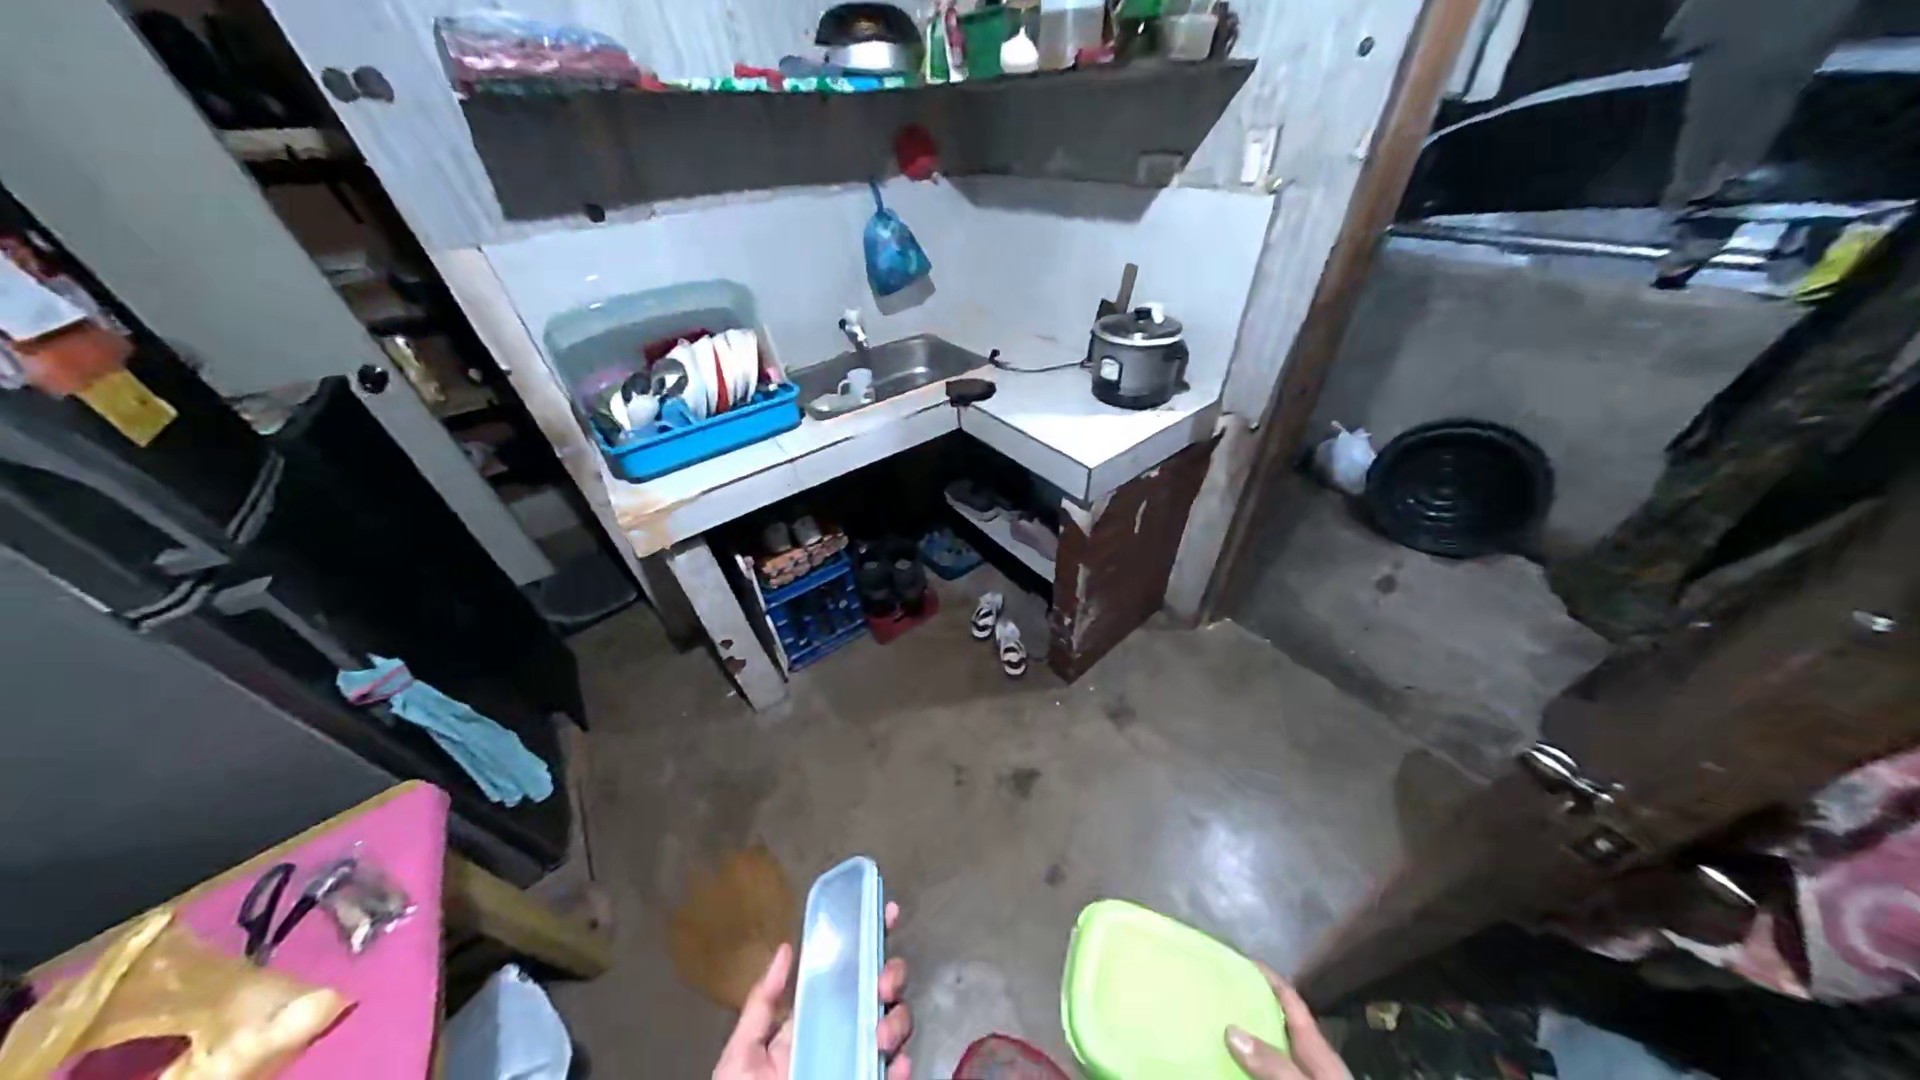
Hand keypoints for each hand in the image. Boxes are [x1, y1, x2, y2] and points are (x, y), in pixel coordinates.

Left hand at [713, 902, 911, 1079]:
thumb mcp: (740, 1058)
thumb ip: (761, 1006)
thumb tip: (788, 948)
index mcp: (813, 1018)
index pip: (847, 970)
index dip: (870, 938)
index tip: (886, 911)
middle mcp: (842, 1034)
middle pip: (880, 992)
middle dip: (892, 976)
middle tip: (883, 982)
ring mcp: (858, 1064)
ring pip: (895, 1027)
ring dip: (897, 1020)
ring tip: (881, 1032)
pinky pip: (895, 1074)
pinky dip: (901, 1068)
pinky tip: (895, 1064)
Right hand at [1225, 963, 1350, 1079]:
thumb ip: (1274, 1065)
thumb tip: (1230, 1029)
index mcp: (1317, 1050)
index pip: (1291, 1001)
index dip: (1269, 978)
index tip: (1239, 959)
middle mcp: (1309, 1064)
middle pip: (1277, 1025)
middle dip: (1248, 1007)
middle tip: (1214, 994)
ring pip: (1268, 1056)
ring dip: (1244, 1044)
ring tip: (1210, 1029)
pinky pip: (1264, 1077)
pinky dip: (1246, 1072)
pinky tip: (1222, 1070)